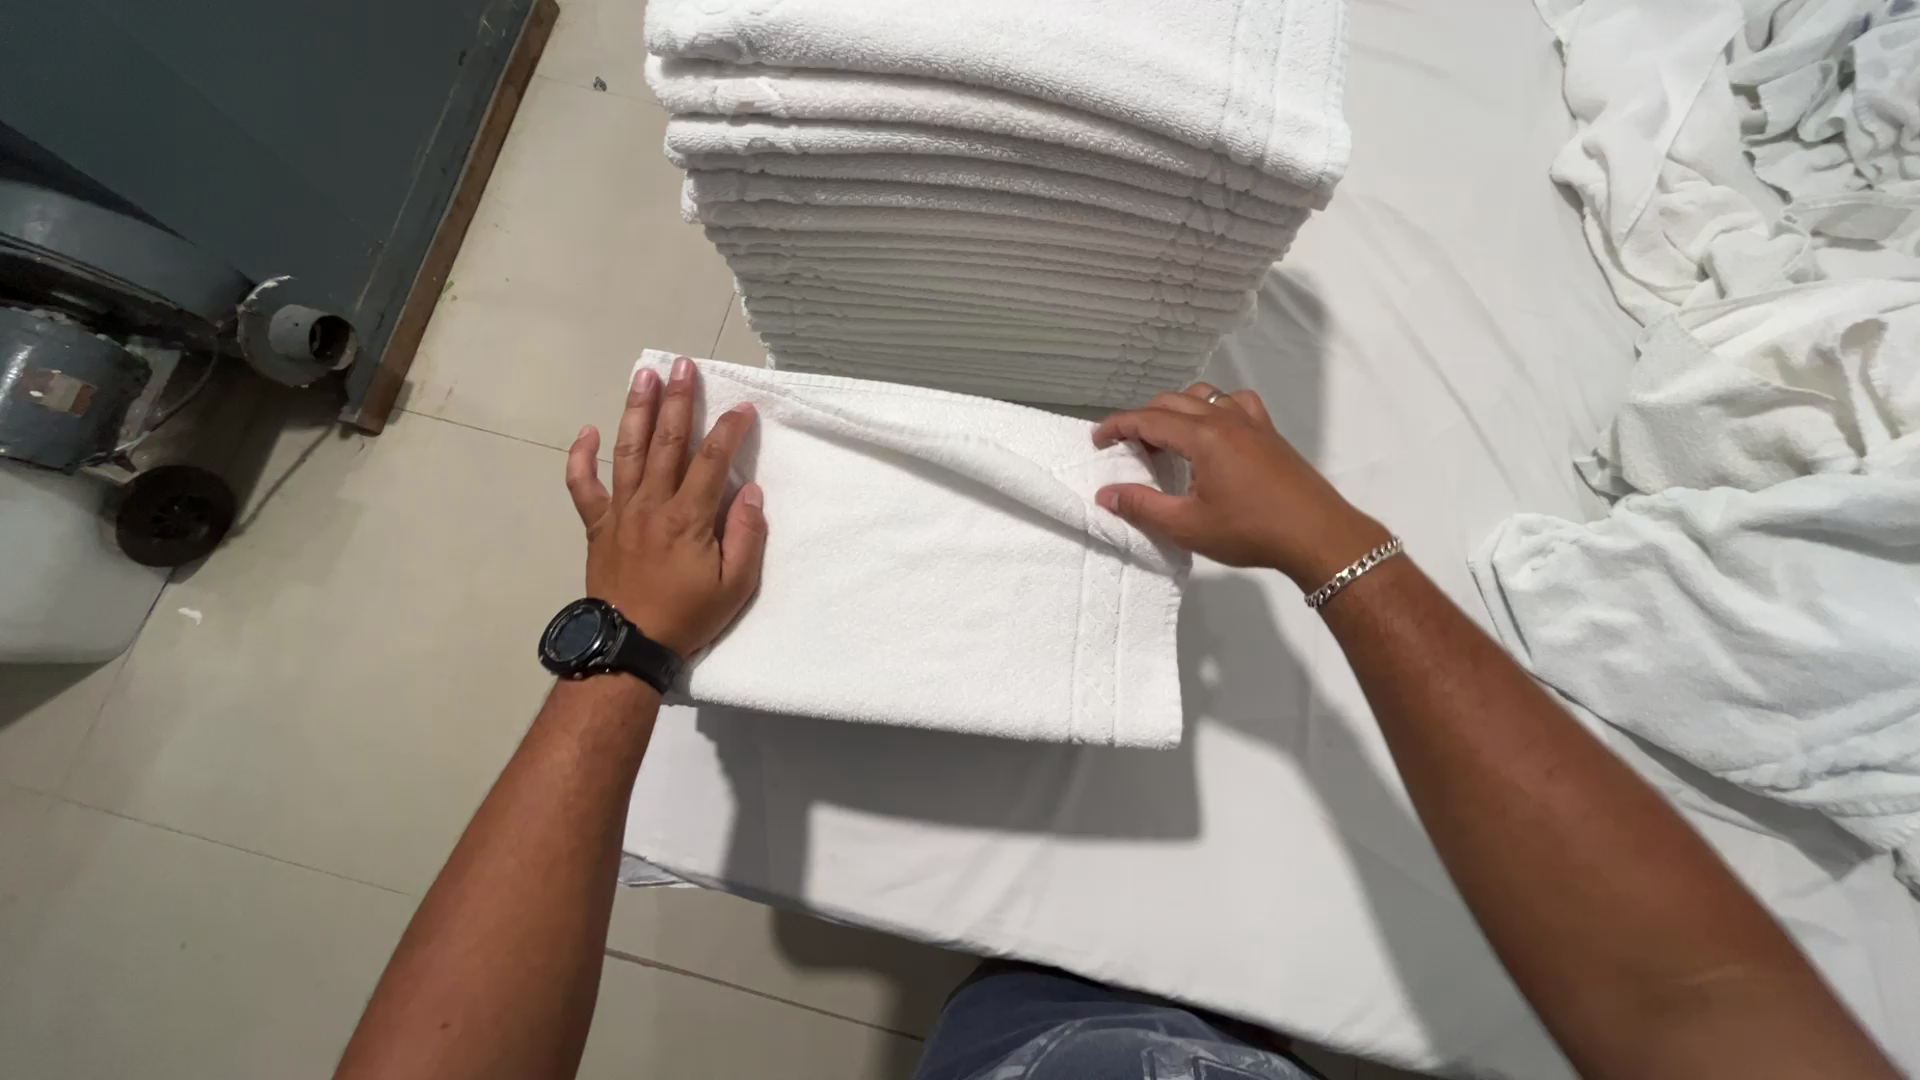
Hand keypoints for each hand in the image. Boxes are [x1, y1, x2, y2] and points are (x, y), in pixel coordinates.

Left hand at [565, 357, 766, 654]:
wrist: (628, 645)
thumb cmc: (688, 616)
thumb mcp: (735, 585)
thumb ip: (746, 536)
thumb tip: (751, 493)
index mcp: (688, 518)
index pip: (712, 460)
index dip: (729, 430)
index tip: (743, 408)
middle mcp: (652, 504)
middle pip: (667, 441)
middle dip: (678, 400)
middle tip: (682, 364)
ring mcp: (620, 512)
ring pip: (627, 451)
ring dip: (636, 410)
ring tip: (642, 375)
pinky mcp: (597, 525)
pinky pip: (583, 486)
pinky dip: (582, 457)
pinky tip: (589, 431)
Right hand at [1092, 383, 1389, 587]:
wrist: (1317, 535)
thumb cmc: (1249, 531)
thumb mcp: (1187, 526)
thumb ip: (1141, 507)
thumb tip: (1105, 495)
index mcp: (1203, 437)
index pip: (1148, 418)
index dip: (1117, 426)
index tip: (1097, 440)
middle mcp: (1226, 418)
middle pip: (1172, 401)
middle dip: (1142, 418)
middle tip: (1126, 447)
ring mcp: (1251, 422)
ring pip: (1203, 396)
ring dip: (1176, 410)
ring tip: (1165, 438)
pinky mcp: (1269, 432)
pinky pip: (1234, 402)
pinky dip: (1213, 408)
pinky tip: (1213, 430)